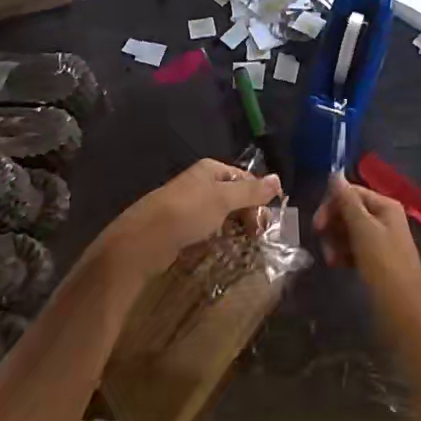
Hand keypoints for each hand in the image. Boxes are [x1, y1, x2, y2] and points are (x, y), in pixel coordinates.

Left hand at [97, 159, 281, 275]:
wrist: (142, 241)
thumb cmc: (186, 213)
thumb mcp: (223, 199)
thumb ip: (251, 191)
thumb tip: (278, 179)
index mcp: (210, 170)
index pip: (245, 179)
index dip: (258, 198)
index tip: (264, 224)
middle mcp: (200, 184)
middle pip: (234, 197)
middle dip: (248, 215)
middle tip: (255, 238)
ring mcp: (188, 206)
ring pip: (221, 216)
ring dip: (234, 229)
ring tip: (241, 246)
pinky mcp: (180, 228)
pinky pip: (207, 230)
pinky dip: (217, 238)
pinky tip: (220, 250)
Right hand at [314, 175, 420, 307]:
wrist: (404, 312)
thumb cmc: (384, 266)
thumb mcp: (364, 230)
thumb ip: (347, 201)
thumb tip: (334, 173)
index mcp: (385, 206)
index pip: (351, 192)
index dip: (332, 204)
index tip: (317, 225)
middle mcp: (383, 218)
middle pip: (348, 210)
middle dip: (333, 225)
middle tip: (323, 244)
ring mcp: (380, 239)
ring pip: (348, 230)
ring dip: (335, 241)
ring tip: (332, 260)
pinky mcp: (375, 259)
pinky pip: (353, 248)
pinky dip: (343, 253)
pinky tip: (338, 265)